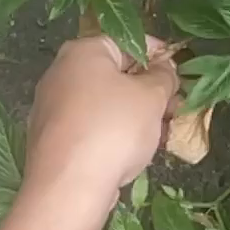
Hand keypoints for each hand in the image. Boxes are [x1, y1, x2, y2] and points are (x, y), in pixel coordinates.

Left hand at [24, 35, 176, 212]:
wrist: (68, 187)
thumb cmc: (113, 130)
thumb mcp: (151, 97)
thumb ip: (163, 77)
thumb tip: (165, 69)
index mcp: (82, 52)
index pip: (128, 41)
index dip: (158, 55)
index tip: (179, 74)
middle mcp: (59, 75)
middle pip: (113, 76)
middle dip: (147, 91)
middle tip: (174, 109)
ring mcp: (50, 110)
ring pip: (102, 105)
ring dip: (132, 116)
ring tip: (159, 135)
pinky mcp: (50, 142)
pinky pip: (89, 129)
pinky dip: (111, 136)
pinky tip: (131, 154)